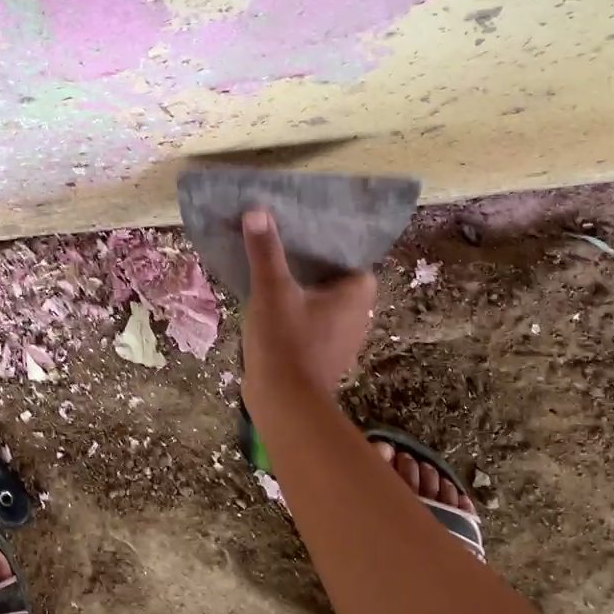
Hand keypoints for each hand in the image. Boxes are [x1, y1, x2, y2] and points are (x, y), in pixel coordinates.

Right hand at [240, 209, 377, 412]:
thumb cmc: (287, 342)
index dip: (329, 240)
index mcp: (355, 296)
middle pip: (333, 276)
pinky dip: (292, 303)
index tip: (303, 225)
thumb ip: (265, 251)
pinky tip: (264, 295)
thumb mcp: (272, 290)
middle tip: (279, 237)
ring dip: (298, 282)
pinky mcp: (317, 351)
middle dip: (308, 258)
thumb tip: (257, 211)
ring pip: (319, 297)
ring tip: (268, 261)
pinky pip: (307, 315)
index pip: (350, 257)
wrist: (285, 402)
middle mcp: (355, 315)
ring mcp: (337, 335)